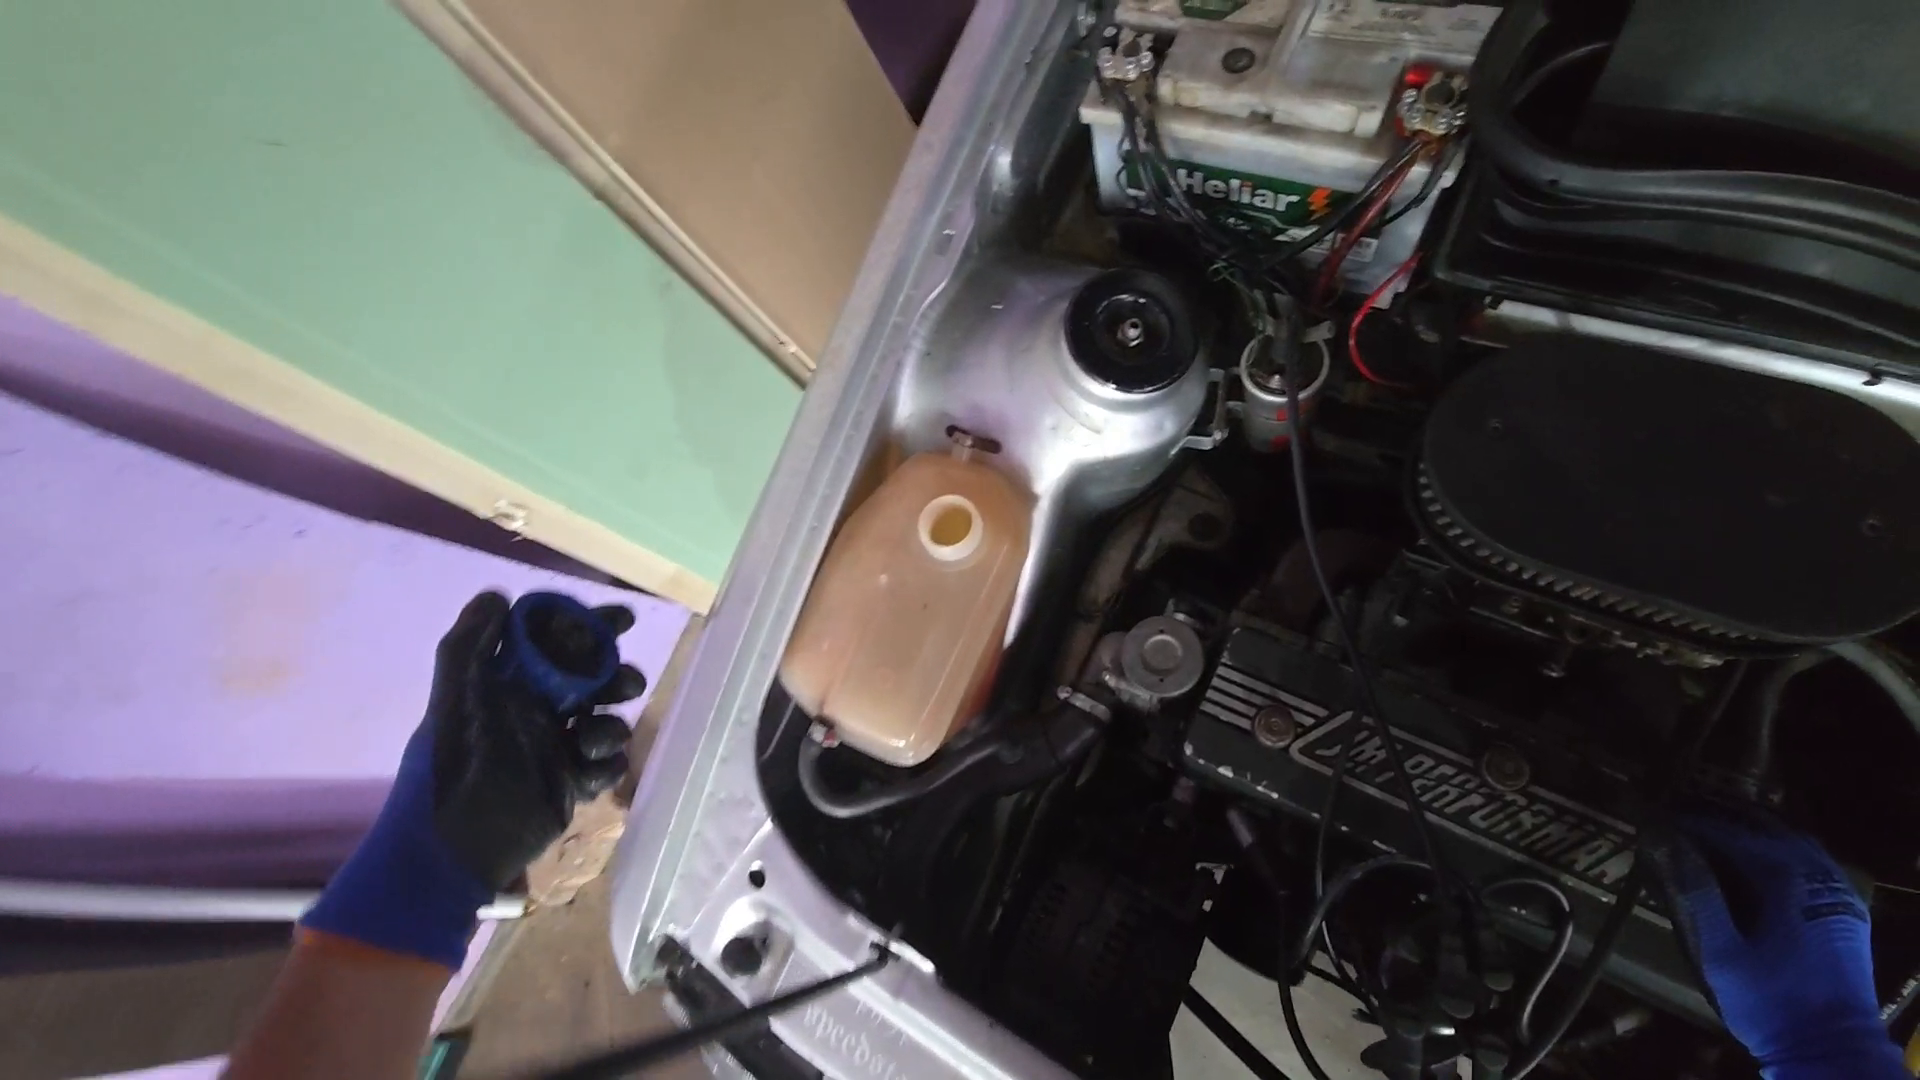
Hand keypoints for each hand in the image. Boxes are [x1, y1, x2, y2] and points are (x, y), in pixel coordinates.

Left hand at [300, 592, 645, 967]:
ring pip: (608, 719)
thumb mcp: (453, 703)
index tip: (622, 620)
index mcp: (513, 685)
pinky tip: (585, 777)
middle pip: (597, 679)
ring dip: (611, 725)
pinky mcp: (574, 783)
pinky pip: (609, 764)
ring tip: (588, 743)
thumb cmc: (449, 770)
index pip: (560, 642)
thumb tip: (498, 594)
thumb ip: (468, 648)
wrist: (451, 851)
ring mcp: (559, 746)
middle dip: (618, 676)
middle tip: (625, 684)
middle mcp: (540, 709)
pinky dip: (606, 767)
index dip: (592, 626)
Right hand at [1654, 810, 1906, 1079]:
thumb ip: (1692, 890)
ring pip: (1788, 837)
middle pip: (1761, 825)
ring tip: (1699, 823)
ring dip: (1742, 824)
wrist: (1832, 1048)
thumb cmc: (1766, 999)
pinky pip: (1806, 857)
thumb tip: (1661, 836)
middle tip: (1668, 811)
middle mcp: (1817, 878)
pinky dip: (1771, 842)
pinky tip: (1746, 851)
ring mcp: (1835, 892)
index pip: (1726, 831)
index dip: (1682, 819)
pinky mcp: (1841, 907)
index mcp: (1786, 884)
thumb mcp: (1717, 949)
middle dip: (1711, 813)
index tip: (1646, 814)